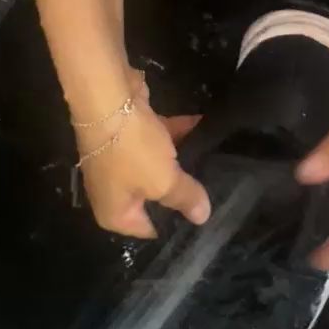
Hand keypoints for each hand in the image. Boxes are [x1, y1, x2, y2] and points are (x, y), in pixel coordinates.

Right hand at [76, 68, 211, 237]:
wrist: (109, 98)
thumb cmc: (132, 151)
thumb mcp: (163, 180)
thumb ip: (184, 196)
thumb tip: (202, 217)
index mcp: (115, 214)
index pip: (150, 229)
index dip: (177, 224)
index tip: (206, 216)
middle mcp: (116, 190)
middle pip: (156, 196)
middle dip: (183, 188)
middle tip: (217, 186)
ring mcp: (123, 159)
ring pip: (160, 165)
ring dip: (184, 158)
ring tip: (219, 159)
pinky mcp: (133, 132)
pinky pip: (161, 139)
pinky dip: (180, 133)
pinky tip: (205, 128)